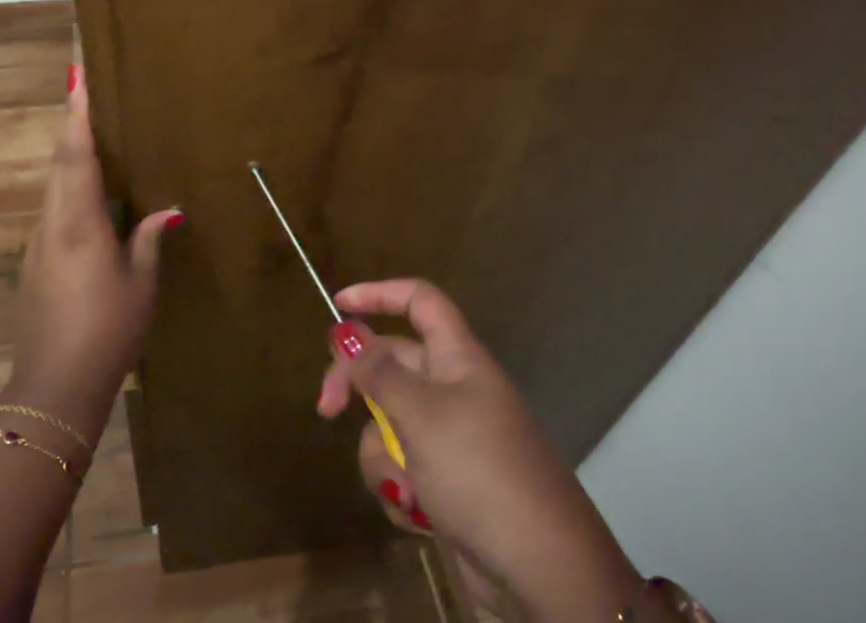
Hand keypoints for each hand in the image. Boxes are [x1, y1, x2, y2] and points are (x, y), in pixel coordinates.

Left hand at [8, 69, 181, 435]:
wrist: (53, 383)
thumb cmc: (107, 330)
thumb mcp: (140, 285)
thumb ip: (148, 240)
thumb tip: (166, 211)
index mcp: (78, 222)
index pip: (76, 155)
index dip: (77, 114)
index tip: (75, 76)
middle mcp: (51, 223)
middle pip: (59, 164)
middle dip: (70, 125)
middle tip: (85, 93)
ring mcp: (37, 244)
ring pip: (53, 188)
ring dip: (70, 159)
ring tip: (93, 138)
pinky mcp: (34, 264)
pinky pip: (53, 212)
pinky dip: (69, 192)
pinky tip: (90, 200)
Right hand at [317, 279, 645, 621]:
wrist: (539, 570)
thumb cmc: (480, 473)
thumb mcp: (421, 415)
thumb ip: (378, 372)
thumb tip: (347, 332)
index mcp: (458, 360)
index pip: (420, 302)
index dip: (380, 294)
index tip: (338, 304)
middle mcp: (454, 391)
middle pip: (391, 364)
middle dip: (357, 388)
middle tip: (326, 410)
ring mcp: (450, 439)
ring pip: (388, 424)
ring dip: (382, 455)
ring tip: (404, 486)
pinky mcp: (445, 482)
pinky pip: (401, 467)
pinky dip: (399, 489)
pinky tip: (416, 513)